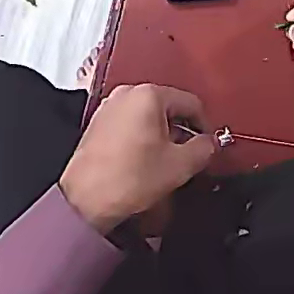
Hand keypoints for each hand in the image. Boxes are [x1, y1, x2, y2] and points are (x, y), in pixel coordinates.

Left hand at [59, 84, 219, 230]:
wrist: (84, 200)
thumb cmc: (130, 178)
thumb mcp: (180, 165)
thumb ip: (204, 148)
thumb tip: (209, 143)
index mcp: (149, 95)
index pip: (191, 103)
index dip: (204, 126)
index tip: (206, 146)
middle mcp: (128, 93)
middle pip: (169, 108)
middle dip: (181, 131)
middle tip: (186, 157)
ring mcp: (109, 107)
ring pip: (149, 116)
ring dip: (162, 135)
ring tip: (163, 162)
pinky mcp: (98, 123)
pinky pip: (131, 123)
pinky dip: (142, 138)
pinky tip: (142, 161)